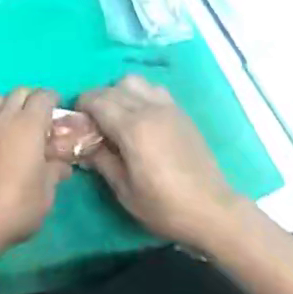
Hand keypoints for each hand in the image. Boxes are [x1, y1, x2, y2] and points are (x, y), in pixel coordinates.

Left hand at [0, 87, 70, 251]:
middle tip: (45, 117)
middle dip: (33, 98)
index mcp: (28, 125)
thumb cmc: (17, 204)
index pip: (42, 97)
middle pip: (20, 92)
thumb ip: (55, 172)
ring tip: (24, 125)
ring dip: (14, 104)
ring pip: (1, 100)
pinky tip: (4, 136)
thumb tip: (63, 165)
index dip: (53, 98)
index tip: (61, 108)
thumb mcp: (46, 192)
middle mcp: (5, 117)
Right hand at [76, 75, 245, 249]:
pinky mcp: (180, 112)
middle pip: (111, 88)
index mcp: (131, 128)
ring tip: (120, 115)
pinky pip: (153, 89)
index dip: (81, 107)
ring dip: (119, 92)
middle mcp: (147, 109)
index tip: (78, 122)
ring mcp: (166, 107)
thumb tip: (83, 144)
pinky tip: (143, 117)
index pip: (95, 100)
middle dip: (96, 100)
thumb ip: (101, 161)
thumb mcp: (125, 191)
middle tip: (95, 122)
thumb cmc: (166, 207)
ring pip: (132, 81)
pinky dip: (140, 95)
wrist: (214, 212)